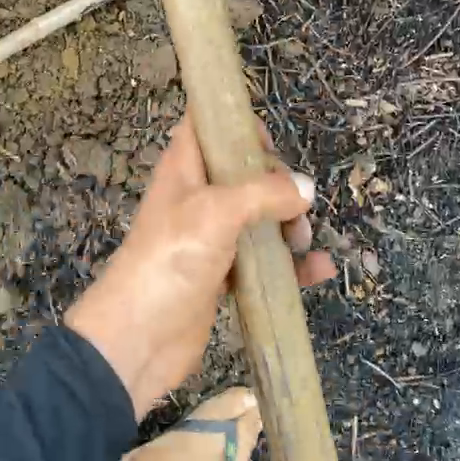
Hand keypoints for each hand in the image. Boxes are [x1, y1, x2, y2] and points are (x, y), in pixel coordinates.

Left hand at [64, 115, 335, 418]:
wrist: (140, 337)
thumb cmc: (172, 257)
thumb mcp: (217, 211)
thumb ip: (264, 193)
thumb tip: (305, 188)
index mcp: (185, 167)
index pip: (206, 124)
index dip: (235, 123)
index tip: (268, 142)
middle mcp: (197, 195)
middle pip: (244, 172)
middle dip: (277, 183)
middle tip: (295, 204)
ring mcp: (209, 236)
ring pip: (258, 217)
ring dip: (288, 224)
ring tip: (303, 242)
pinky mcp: (222, 274)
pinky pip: (263, 261)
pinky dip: (290, 265)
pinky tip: (319, 271)